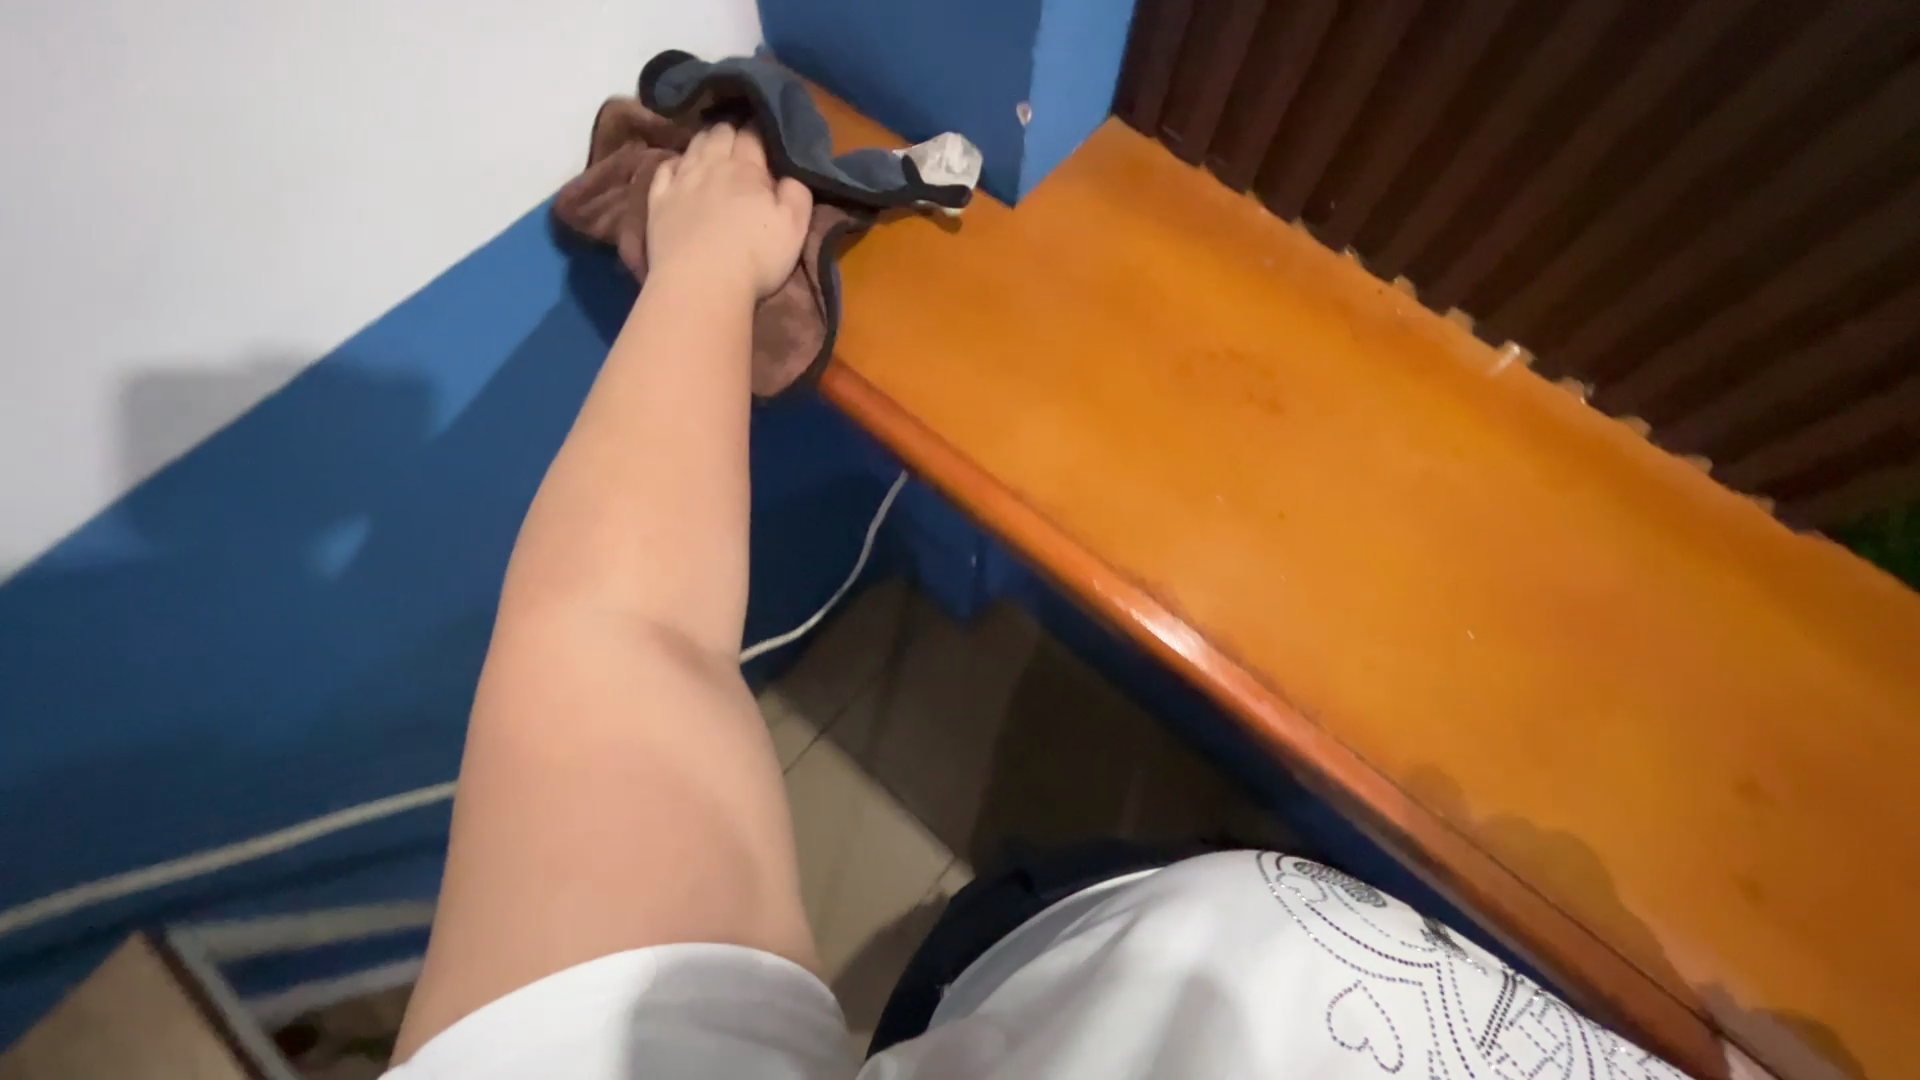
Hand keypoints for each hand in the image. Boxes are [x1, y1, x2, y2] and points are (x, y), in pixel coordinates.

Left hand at [646, 123, 813, 299]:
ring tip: (712, 145)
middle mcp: (712, 166)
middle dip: (731, 131)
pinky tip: (679, 167)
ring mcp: (682, 181)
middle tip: (739, 139)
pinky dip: (674, 162)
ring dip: (704, 140)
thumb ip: (797, 194)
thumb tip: (793, 172)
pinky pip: (664, 169)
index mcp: (748, 170)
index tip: (766, 133)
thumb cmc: (756, 257)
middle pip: (720, 134)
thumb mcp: (794, 228)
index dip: (760, 130)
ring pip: (693, 145)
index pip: (753, 136)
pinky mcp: (659, 201)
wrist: (702, 283)